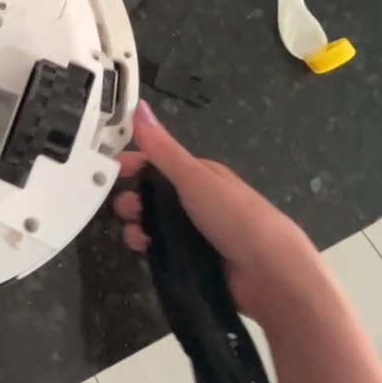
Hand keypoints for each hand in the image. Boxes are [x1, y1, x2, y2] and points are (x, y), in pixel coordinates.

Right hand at [113, 103, 323, 325]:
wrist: (272, 275)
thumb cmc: (235, 217)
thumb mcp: (195, 178)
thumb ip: (162, 148)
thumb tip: (138, 107)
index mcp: (202, 176)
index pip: (159, 162)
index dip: (133, 163)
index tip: (109, 169)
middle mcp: (199, 201)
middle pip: (153, 194)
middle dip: (132, 198)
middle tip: (124, 209)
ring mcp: (197, 231)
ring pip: (154, 221)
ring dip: (137, 224)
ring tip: (135, 234)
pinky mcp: (194, 259)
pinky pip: (161, 246)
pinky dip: (148, 245)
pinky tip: (144, 249)